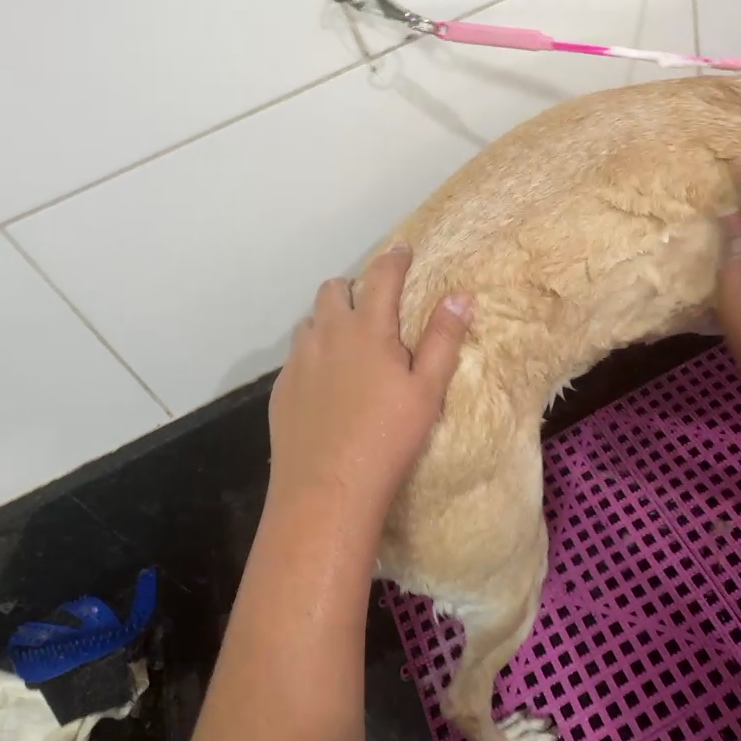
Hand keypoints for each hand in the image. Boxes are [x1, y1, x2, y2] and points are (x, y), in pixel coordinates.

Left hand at [267, 247, 471, 519]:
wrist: (326, 491)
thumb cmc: (387, 439)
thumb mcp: (427, 391)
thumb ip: (442, 340)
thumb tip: (459, 297)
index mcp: (367, 329)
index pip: (381, 277)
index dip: (394, 258)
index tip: (402, 249)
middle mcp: (327, 334)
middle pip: (333, 290)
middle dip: (353, 286)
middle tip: (373, 302)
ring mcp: (298, 361)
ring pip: (310, 321)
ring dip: (328, 318)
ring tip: (347, 340)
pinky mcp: (280, 389)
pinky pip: (296, 355)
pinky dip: (313, 352)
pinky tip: (325, 381)